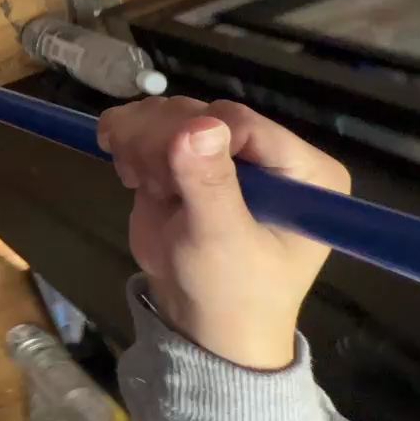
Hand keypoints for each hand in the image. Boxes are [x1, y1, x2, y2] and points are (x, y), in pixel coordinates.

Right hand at [98, 97, 349, 369]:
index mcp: (300, 172)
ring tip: (143, 183)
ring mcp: (215, 150)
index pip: (238, 120)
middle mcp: (261, 152)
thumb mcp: (221, 239)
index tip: (170, 178)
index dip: (193, 137)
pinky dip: (119, 135)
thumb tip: (198, 126)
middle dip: (157, 144)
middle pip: (191, 111)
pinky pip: (136, 117)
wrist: (195, 310)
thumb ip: (211, 183)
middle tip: (154, 186)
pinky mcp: (174, 152)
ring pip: (160, 110)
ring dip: (135, 143)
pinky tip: (126, 169)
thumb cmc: (230, 286)